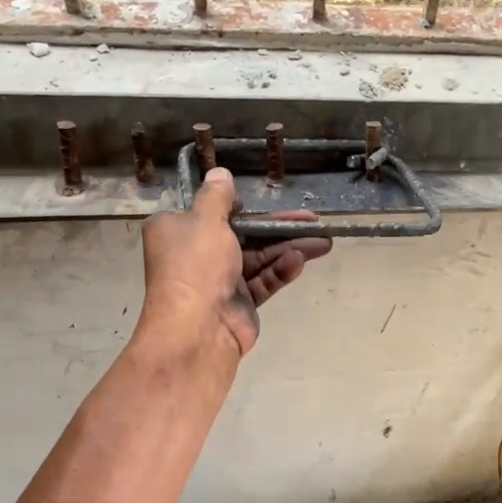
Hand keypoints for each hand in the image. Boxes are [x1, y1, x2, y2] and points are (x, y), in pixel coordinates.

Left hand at [137, 167, 332, 357]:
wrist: (197, 329)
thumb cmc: (196, 265)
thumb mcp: (205, 220)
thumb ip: (218, 196)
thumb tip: (220, 173)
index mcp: (177, 231)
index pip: (210, 212)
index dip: (239, 207)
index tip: (264, 201)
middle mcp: (195, 254)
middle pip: (243, 234)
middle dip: (279, 228)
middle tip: (313, 220)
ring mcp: (218, 280)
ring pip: (259, 257)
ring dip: (289, 247)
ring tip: (323, 241)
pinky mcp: (239, 301)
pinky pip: (262, 280)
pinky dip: (280, 270)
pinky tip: (300, 261)